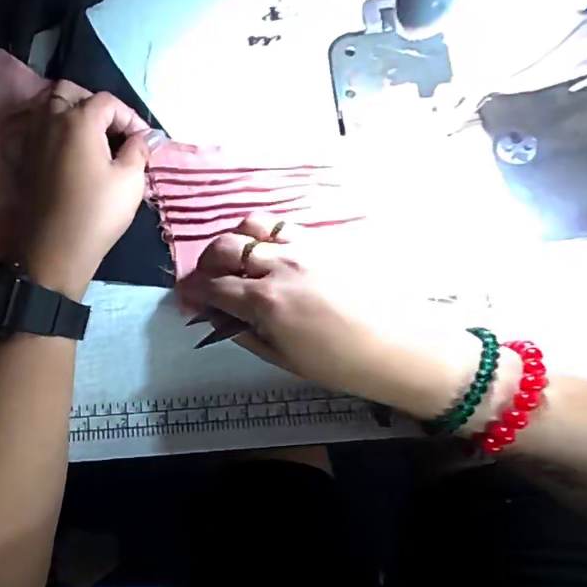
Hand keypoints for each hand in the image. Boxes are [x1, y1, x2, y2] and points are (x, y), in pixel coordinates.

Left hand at [19, 82, 153, 297]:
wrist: (56, 249)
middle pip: (71, 92)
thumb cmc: (98, 212)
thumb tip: (147, 137)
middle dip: (97, 105)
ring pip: (49, 106)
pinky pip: (38, 128)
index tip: (145, 143)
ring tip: (95, 140)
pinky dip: (55, 130)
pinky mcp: (24, 157)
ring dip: (73, 113)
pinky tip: (72, 152)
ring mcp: (32, 137)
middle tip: (116, 132)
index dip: (131, 118)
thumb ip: (139, 150)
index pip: (108, 102)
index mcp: (79, 119)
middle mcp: (50, 119)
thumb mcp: (131, 180)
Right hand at [176, 214, 516, 423]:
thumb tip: (219, 319)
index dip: (193, 292)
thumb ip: (245, 334)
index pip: (212, 287)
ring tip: (238, 259)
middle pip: (224, 248)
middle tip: (208, 280)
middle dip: (206, 263)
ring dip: (235, 241)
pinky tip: (270, 250)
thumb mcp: (284, 359)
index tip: (188, 299)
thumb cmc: (339, 363)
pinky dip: (265, 232)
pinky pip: (283, 224)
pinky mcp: (324, 240)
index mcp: (264, 302)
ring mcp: (302, 247)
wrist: (398, 345)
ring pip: (251, 226)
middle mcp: (277, 265)